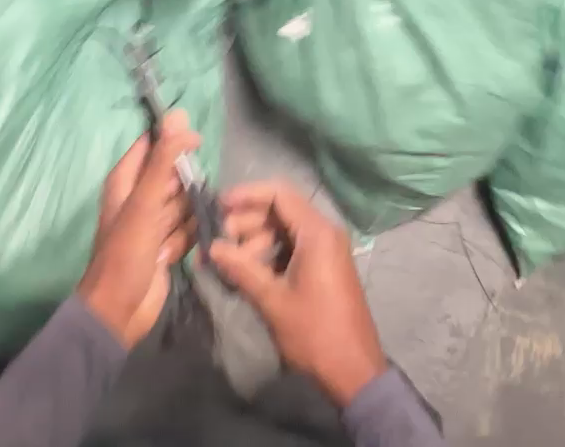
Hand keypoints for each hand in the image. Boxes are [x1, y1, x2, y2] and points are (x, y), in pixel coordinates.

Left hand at [76, 111, 200, 347]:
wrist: (120, 312)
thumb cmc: (126, 252)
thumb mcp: (145, 202)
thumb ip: (163, 160)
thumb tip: (178, 116)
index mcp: (126, 181)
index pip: (153, 145)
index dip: (174, 139)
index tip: (198, 140)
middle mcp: (140, 197)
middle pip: (174, 175)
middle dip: (187, 184)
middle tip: (187, 198)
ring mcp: (155, 222)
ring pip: (185, 202)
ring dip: (190, 213)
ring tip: (181, 229)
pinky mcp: (169, 244)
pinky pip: (189, 227)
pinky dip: (189, 235)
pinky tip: (182, 247)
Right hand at [207, 181, 387, 405]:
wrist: (353, 371)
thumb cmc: (314, 332)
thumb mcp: (273, 299)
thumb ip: (241, 268)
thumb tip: (211, 247)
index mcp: (317, 232)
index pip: (279, 194)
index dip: (247, 195)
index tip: (219, 206)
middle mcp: (324, 232)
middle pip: (280, 211)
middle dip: (247, 222)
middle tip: (218, 242)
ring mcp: (326, 249)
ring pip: (284, 231)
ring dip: (255, 241)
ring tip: (228, 261)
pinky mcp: (324, 266)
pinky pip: (293, 247)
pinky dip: (269, 254)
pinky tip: (247, 271)